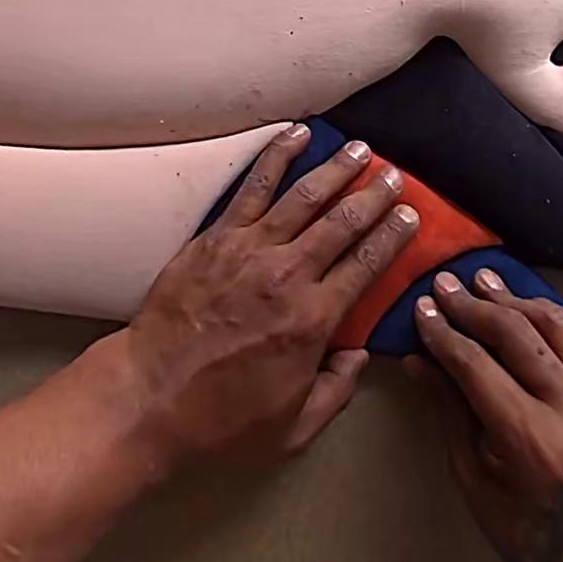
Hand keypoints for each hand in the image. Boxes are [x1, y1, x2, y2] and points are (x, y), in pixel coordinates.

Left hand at [113, 124, 421, 462]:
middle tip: (394, 175)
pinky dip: (278, 156)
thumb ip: (338, 390)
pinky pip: (254, 186)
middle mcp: (288, 274)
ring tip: (361, 149)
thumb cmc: (222, 415)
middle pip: (343, 222)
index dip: (393, 235)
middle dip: (375, 195)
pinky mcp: (219, 235)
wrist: (151, 394)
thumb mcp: (294, 426)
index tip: (411, 214)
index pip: (366, 264)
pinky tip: (297, 135)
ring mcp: (251, 248)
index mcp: (313, 319)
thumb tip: (361, 354)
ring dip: (337, 169)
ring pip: (304, 196)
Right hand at [409, 269, 562, 561]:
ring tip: (484, 283)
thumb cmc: (533, 537)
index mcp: (536, 447)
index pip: (476, 365)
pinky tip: (528, 304)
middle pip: (516, 335)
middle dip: (472, 306)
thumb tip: (417, 359)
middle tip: (446, 286)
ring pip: (557, 325)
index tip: (423, 311)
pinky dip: (554, 315)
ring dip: (514, 299)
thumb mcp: (475, 480)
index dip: (443, 332)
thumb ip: (448, 410)